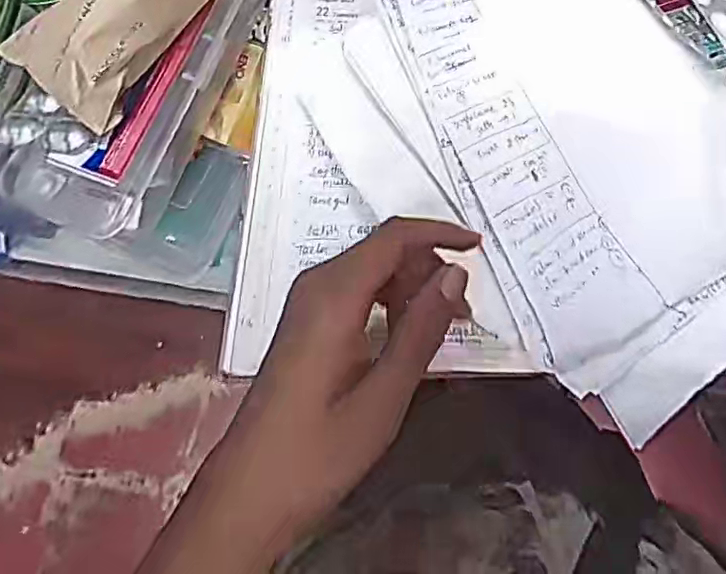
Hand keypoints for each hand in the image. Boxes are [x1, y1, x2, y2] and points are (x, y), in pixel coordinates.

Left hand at [139, 218, 476, 572]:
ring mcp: (307, 300)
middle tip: (463, 311)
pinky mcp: (306, 319)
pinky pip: (355, 289)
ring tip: (442, 327)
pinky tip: (404, 336)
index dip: (438, 233)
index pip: (394, 237)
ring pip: (371, 268)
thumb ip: (421, 328)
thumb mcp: (383, 396)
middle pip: (383, 249)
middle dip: (428, 266)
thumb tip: (454, 274)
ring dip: (410, 286)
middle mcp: (317, 283)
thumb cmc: (317, 453)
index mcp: (334, 294)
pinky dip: (387, 300)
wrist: (248, 492)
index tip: (477, 247)